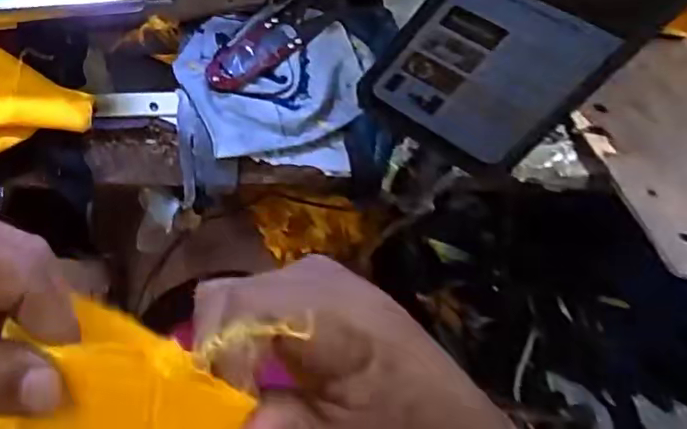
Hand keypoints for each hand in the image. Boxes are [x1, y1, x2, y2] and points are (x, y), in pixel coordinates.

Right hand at [195, 256, 508, 428]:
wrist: (472, 428)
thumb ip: (287, 422)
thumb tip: (232, 419)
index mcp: (333, 308)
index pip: (241, 305)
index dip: (215, 351)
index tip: (217, 400)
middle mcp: (314, 274)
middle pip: (229, 294)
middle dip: (213, 345)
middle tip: (220, 396)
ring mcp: (314, 273)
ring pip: (235, 293)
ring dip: (225, 339)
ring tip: (236, 386)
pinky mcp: (313, 285)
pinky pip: (258, 298)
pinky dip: (245, 332)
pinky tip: (258, 368)